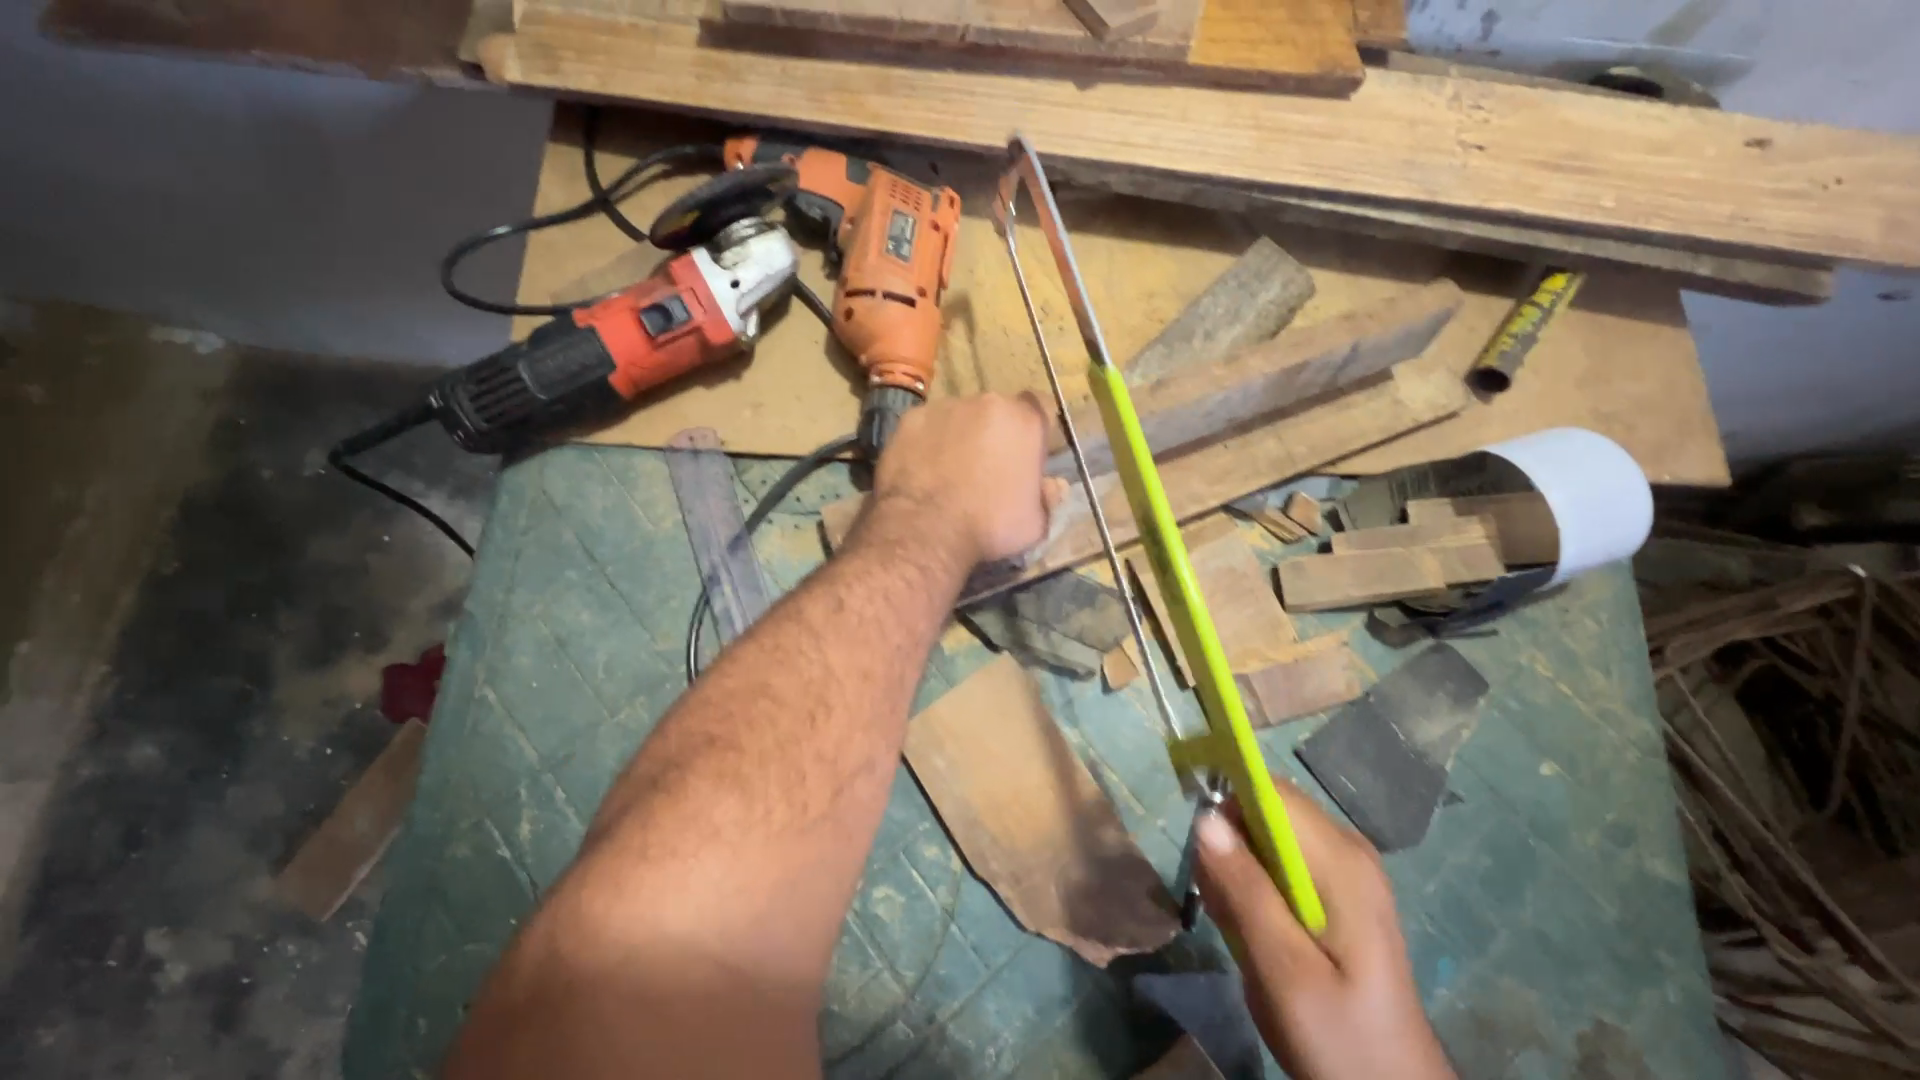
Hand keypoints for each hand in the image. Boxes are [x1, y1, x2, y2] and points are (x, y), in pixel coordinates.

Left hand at [868, 393, 1061, 566]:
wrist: (925, 531)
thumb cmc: (990, 527)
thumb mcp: (1035, 523)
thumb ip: (1047, 497)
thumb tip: (1053, 485)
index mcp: (1025, 421)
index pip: (1040, 406)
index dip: (1034, 428)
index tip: (1027, 452)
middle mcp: (987, 402)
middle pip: (997, 411)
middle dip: (996, 433)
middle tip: (987, 468)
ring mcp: (945, 406)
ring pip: (960, 416)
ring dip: (961, 435)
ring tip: (950, 471)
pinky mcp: (911, 418)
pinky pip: (927, 425)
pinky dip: (928, 441)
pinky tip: (924, 470)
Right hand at [1194, 778, 1454, 1079]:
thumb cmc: (1339, 1038)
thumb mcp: (1284, 972)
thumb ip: (1245, 892)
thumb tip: (1204, 818)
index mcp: (1342, 863)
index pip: (1272, 793)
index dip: (1227, 800)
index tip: (1194, 841)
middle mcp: (1346, 851)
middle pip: (1268, 811)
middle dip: (1228, 840)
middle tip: (1215, 897)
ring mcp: (1343, 870)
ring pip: (1267, 836)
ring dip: (1236, 867)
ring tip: (1235, 923)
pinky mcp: (1334, 891)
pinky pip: (1278, 862)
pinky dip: (1251, 885)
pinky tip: (1252, 930)